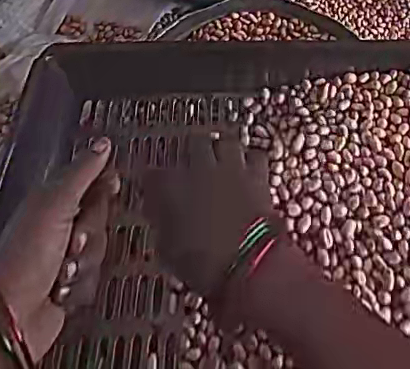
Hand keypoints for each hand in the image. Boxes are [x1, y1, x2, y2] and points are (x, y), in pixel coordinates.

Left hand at [0, 138, 119, 366]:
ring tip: (63, 270)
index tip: (112, 185)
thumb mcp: (55, 204)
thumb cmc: (26, 255)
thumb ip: (82, 172)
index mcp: (51, 198)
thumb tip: (104, 142)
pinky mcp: (72, 283)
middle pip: (100, 213)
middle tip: (74, 239)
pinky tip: (63, 289)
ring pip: (101, 246)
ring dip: (86, 260)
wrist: (12, 319)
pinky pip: (96, 275)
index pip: (89, 178)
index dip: (104, 182)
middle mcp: (59, 222)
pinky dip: (82, 283)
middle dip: (92, 229)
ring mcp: (65, 254)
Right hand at [141, 131, 273, 299]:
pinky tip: (247, 169)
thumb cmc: (208, 267)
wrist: (251, 267)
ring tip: (220, 157)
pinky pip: (255, 157)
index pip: (157, 174)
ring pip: (226, 142)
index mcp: (176, 189)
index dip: (152, 178)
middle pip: (195, 144)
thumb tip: (159, 218)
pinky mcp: (258, 178)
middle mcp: (204, 172)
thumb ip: (163, 229)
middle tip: (190, 160)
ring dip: (222, 148)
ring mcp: (233, 171)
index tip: (151, 183)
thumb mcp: (172, 254)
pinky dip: (250, 161)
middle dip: (191, 150)